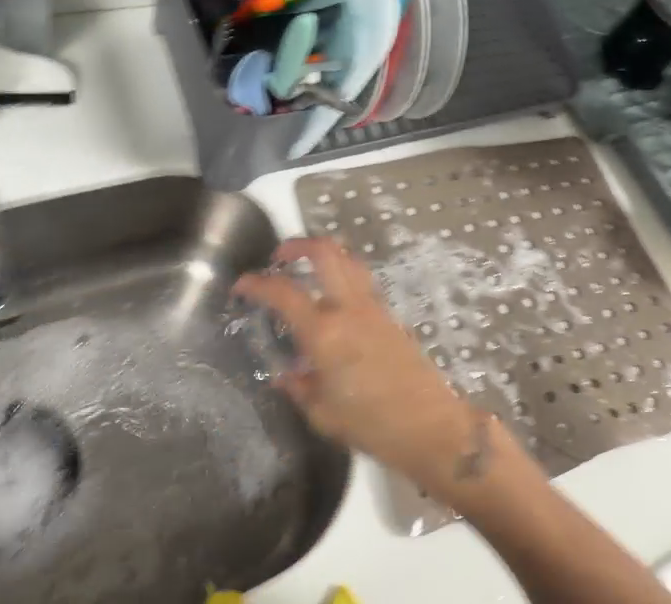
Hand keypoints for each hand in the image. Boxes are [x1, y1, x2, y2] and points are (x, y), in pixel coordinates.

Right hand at [232, 237, 498, 498]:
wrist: (428, 425)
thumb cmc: (370, 424)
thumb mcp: (322, 413)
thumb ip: (299, 387)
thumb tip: (285, 374)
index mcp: (324, 333)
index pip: (283, 293)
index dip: (257, 284)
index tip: (242, 285)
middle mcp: (349, 309)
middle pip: (325, 253)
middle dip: (298, 245)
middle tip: (279, 257)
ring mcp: (373, 308)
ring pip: (348, 261)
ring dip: (325, 256)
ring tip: (306, 269)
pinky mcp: (390, 316)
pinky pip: (361, 283)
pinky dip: (342, 278)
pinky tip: (333, 302)